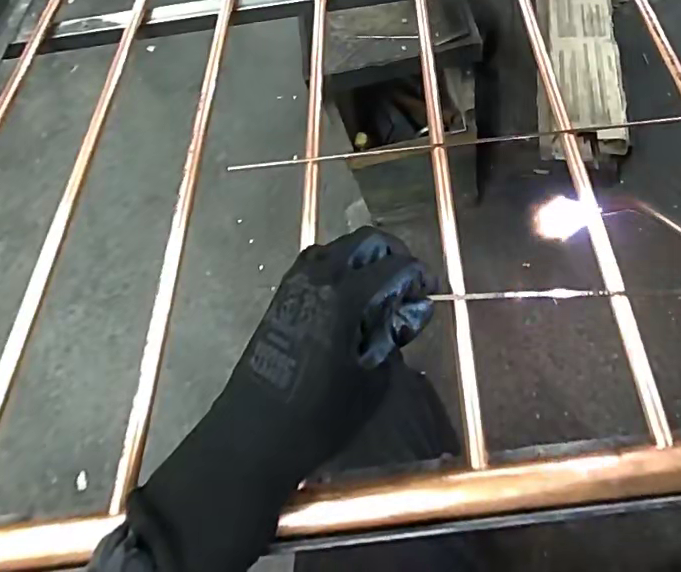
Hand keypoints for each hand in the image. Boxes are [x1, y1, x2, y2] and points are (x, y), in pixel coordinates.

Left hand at [127, 227, 434, 571]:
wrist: (250, 440)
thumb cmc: (317, 417)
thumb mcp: (371, 380)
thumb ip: (393, 335)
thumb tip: (408, 310)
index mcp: (344, 296)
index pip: (394, 266)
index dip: (419, 274)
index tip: (430, 290)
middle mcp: (320, 277)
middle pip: (366, 241)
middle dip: (393, 253)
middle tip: (408, 280)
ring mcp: (295, 283)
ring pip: (340, 246)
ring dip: (365, 256)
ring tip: (381, 286)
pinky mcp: (282, 296)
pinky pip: (318, 262)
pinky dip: (341, 266)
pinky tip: (350, 294)